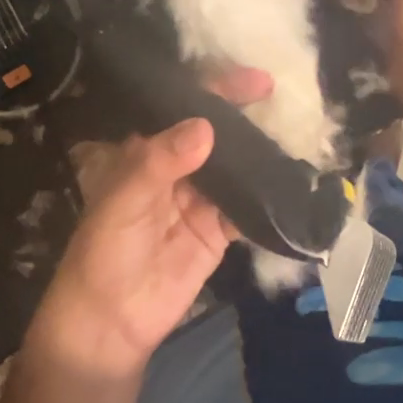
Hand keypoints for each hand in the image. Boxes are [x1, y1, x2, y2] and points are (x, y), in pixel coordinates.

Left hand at [29, 67, 273, 376]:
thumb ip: (160, 163)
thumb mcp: (124, 201)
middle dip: (247, 117)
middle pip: (217, 133)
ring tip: (297, 135)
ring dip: (262, 154)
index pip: (184, 109)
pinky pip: (248, 208)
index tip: (254, 81)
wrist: (110, 322)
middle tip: (284, 102)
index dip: (217, 89)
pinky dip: (269, 198)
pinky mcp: (219, 231)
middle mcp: (177, 168)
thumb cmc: (104, 253)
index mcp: (147, 151)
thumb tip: (205, 127)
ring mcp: (201, 200)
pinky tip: (293, 183)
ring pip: (236, 168)